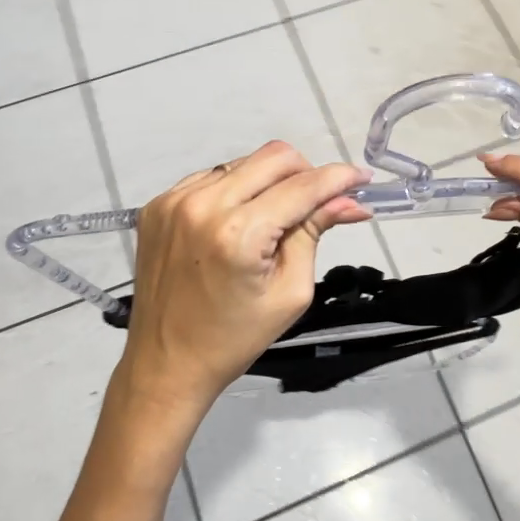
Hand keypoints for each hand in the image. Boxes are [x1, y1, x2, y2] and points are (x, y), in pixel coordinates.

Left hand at [120, 141, 370, 411]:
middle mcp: (203, 205)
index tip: (361, 178)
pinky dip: (235, 191)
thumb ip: (314, 234)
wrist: (166, 363)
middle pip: (274, 158)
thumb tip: (349, 202)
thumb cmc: (234, 337)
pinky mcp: (158, 204)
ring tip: (271, 221)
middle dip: (305, 174)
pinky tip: (236, 223)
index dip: (338, 178)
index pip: (302, 187)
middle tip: (318, 203)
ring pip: (242, 163)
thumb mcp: (290, 291)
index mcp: (238, 234)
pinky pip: (211, 177)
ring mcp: (175, 200)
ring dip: (268, 182)